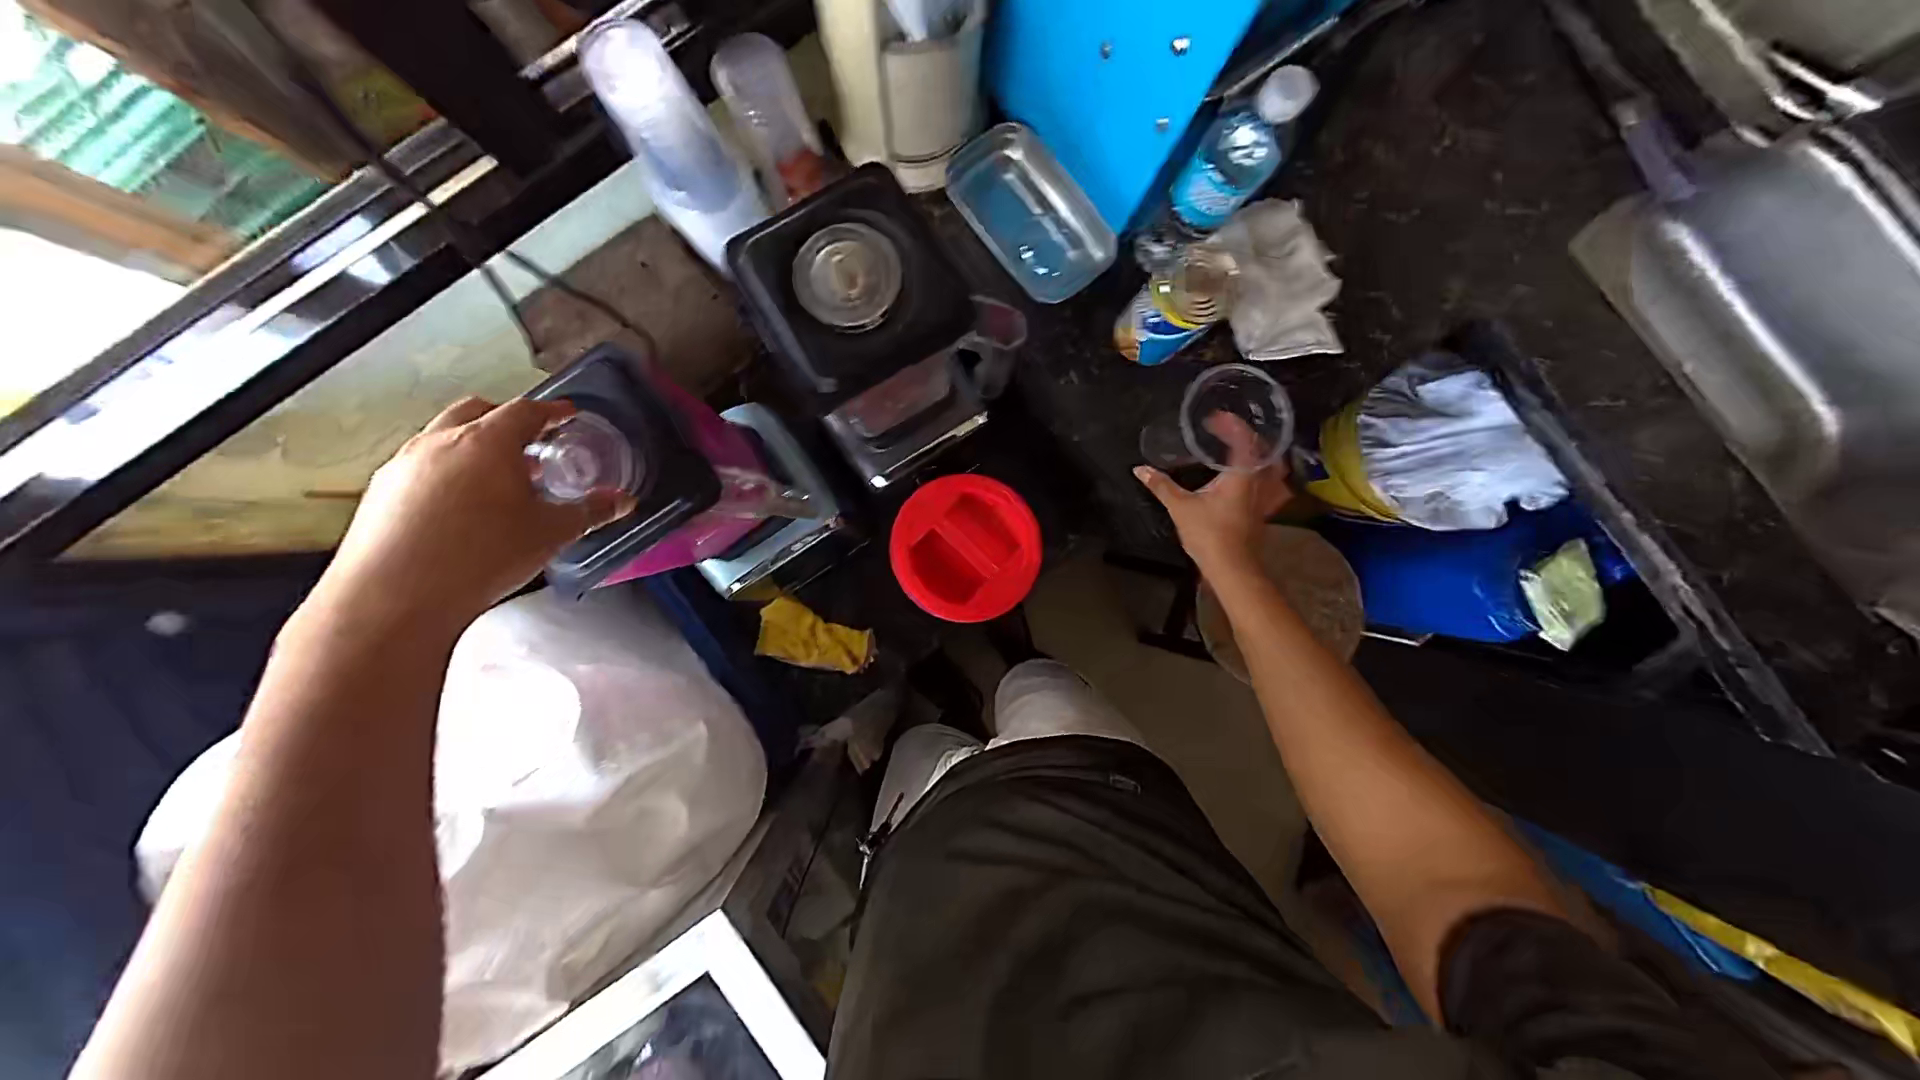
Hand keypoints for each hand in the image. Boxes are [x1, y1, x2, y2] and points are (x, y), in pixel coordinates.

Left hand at [309, 397, 636, 633]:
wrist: (397, 597)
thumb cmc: (479, 557)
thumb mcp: (551, 533)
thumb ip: (590, 511)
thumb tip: (620, 502)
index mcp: (487, 442)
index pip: (525, 411)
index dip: (552, 412)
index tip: (565, 415)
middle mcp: (440, 443)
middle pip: (478, 411)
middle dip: (508, 420)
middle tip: (532, 443)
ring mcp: (404, 465)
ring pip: (445, 436)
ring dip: (475, 446)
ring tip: (501, 478)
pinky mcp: (381, 492)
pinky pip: (421, 466)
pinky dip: (448, 471)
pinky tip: (463, 507)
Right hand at [1135, 411, 1291, 582]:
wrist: (1232, 568)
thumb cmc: (1209, 534)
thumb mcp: (1180, 507)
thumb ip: (1161, 485)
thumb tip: (1139, 469)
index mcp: (1243, 473)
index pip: (1243, 438)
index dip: (1230, 424)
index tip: (1214, 418)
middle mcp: (1260, 480)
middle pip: (1262, 448)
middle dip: (1246, 436)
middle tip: (1226, 430)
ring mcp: (1266, 496)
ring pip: (1270, 466)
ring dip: (1258, 454)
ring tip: (1241, 449)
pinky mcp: (1264, 510)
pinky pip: (1269, 482)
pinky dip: (1260, 473)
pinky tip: (1248, 478)